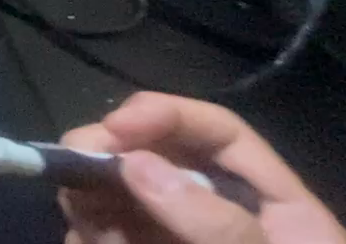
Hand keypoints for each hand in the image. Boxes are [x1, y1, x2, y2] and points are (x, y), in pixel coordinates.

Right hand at [59, 92, 345, 243]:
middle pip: (150, 151)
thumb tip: (135, 162)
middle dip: (105, 153)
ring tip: (85, 226)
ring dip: (87, 195)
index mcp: (273, 205)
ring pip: (113, 186)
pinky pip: (99, 223)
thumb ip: (218, 224)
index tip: (116, 128)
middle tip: (72, 171)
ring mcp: (173, 230)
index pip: (216, 128)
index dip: (162, 114)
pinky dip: (84, 229)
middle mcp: (217, 208)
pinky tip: (84, 242)